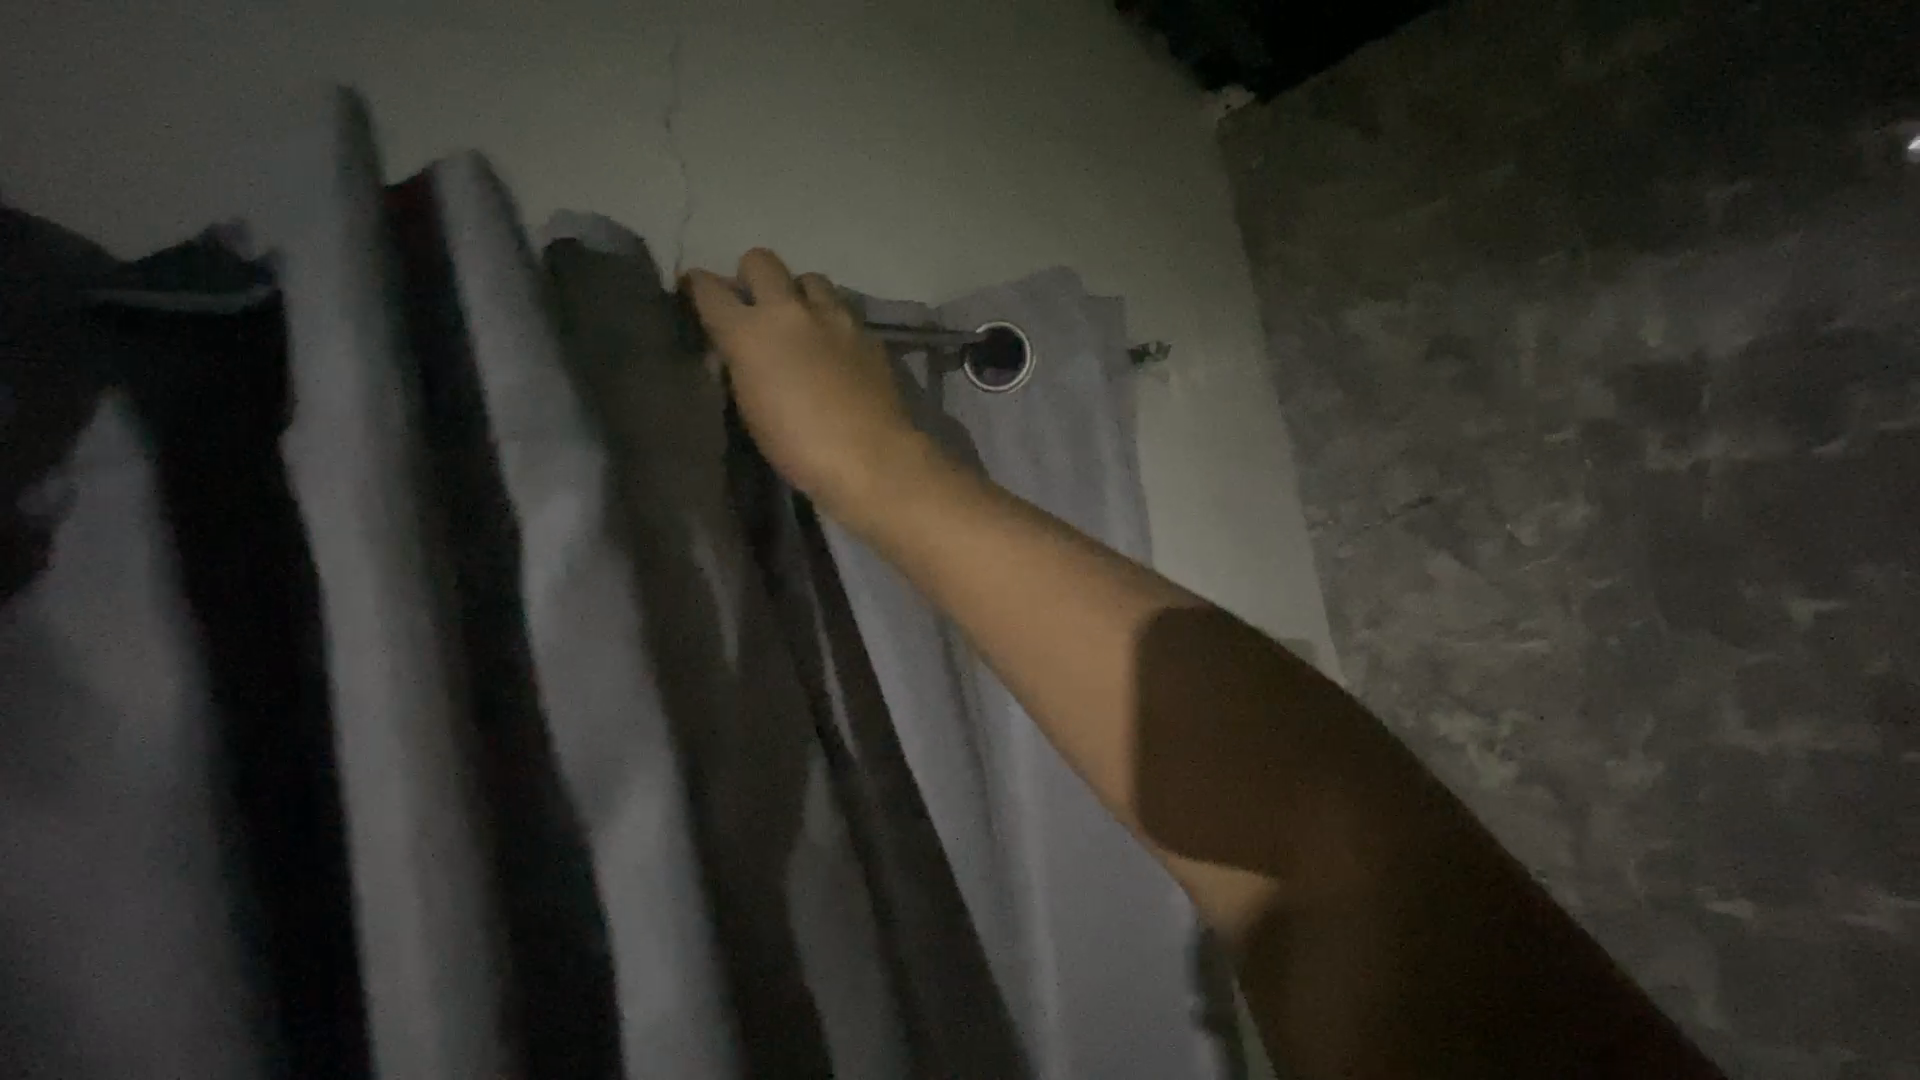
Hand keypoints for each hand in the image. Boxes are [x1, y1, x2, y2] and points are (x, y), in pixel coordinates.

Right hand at [685, 248, 939, 519]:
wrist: (870, 458)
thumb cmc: (798, 447)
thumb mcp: (750, 409)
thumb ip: (739, 366)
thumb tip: (736, 350)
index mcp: (750, 331)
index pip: (707, 288)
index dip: (697, 287)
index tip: (696, 295)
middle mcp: (791, 311)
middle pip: (761, 260)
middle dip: (752, 277)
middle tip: (756, 309)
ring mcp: (836, 319)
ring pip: (811, 279)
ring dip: (799, 294)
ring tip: (802, 325)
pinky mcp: (869, 335)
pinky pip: (844, 313)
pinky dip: (833, 324)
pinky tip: (836, 352)